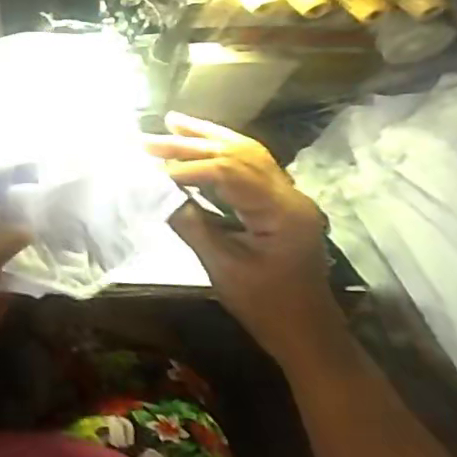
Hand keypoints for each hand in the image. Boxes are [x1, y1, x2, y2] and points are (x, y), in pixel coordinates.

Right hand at [146, 112, 345, 365]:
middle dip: (192, 144)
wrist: (307, 333)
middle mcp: (290, 195)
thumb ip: (191, 224)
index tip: (150, 171)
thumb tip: (156, 191)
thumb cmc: (266, 307)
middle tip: (149, 140)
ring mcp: (288, 196)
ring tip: (173, 123)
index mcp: (281, 213)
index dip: (187, 168)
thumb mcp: (222, 268)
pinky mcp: (280, 202)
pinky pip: (250, 165)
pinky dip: (220, 151)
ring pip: (247, 152)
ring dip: (207, 138)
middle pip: (239, 154)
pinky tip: (198, 143)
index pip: (229, 173)